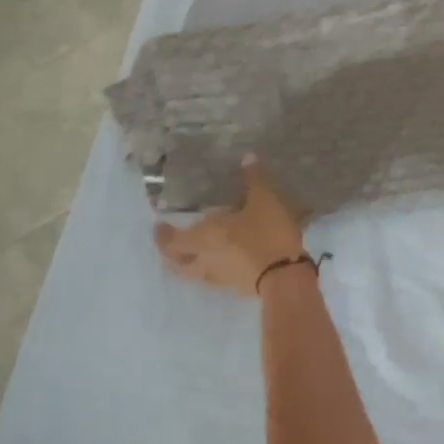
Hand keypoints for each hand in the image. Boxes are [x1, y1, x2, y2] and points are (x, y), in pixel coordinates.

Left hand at [155, 155, 307, 297]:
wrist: (285, 276)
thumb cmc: (267, 234)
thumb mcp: (265, 201)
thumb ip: (254, 180)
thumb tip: (247, 155)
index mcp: (203, 237)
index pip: (171, 240)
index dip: (162, 235)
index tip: (159, 226)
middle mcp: (203, 259)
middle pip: (176, 263)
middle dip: (171, 255)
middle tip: (173, 244)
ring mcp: (218, 277)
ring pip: (194, 275)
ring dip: (189, 267)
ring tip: (195, 257)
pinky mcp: (235, 288)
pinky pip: (216, 281)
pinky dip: (214, 273)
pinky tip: (224, 267)